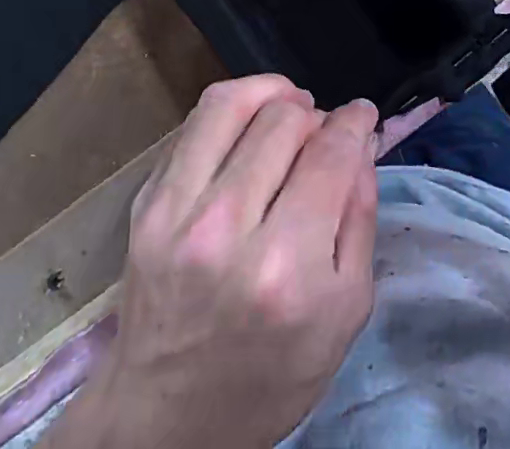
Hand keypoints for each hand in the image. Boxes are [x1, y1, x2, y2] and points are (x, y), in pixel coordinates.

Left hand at [44, 76, 379, 448]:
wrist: (165, 418)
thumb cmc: (272, 374)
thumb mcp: (347, 309)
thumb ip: (360, 218)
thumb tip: (361, 144)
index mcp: (286, 266)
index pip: (331, 154)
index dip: (355, 121)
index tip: (363, 114)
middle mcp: (226, 229)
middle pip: (286, 120)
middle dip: (319, 114)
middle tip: (327, 132)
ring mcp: (175, 213)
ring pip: (233, 104)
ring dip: (274, 93)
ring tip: (292, 106)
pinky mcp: (146, 205)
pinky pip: (194, 123)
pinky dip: (234, 107)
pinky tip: (252, 124)